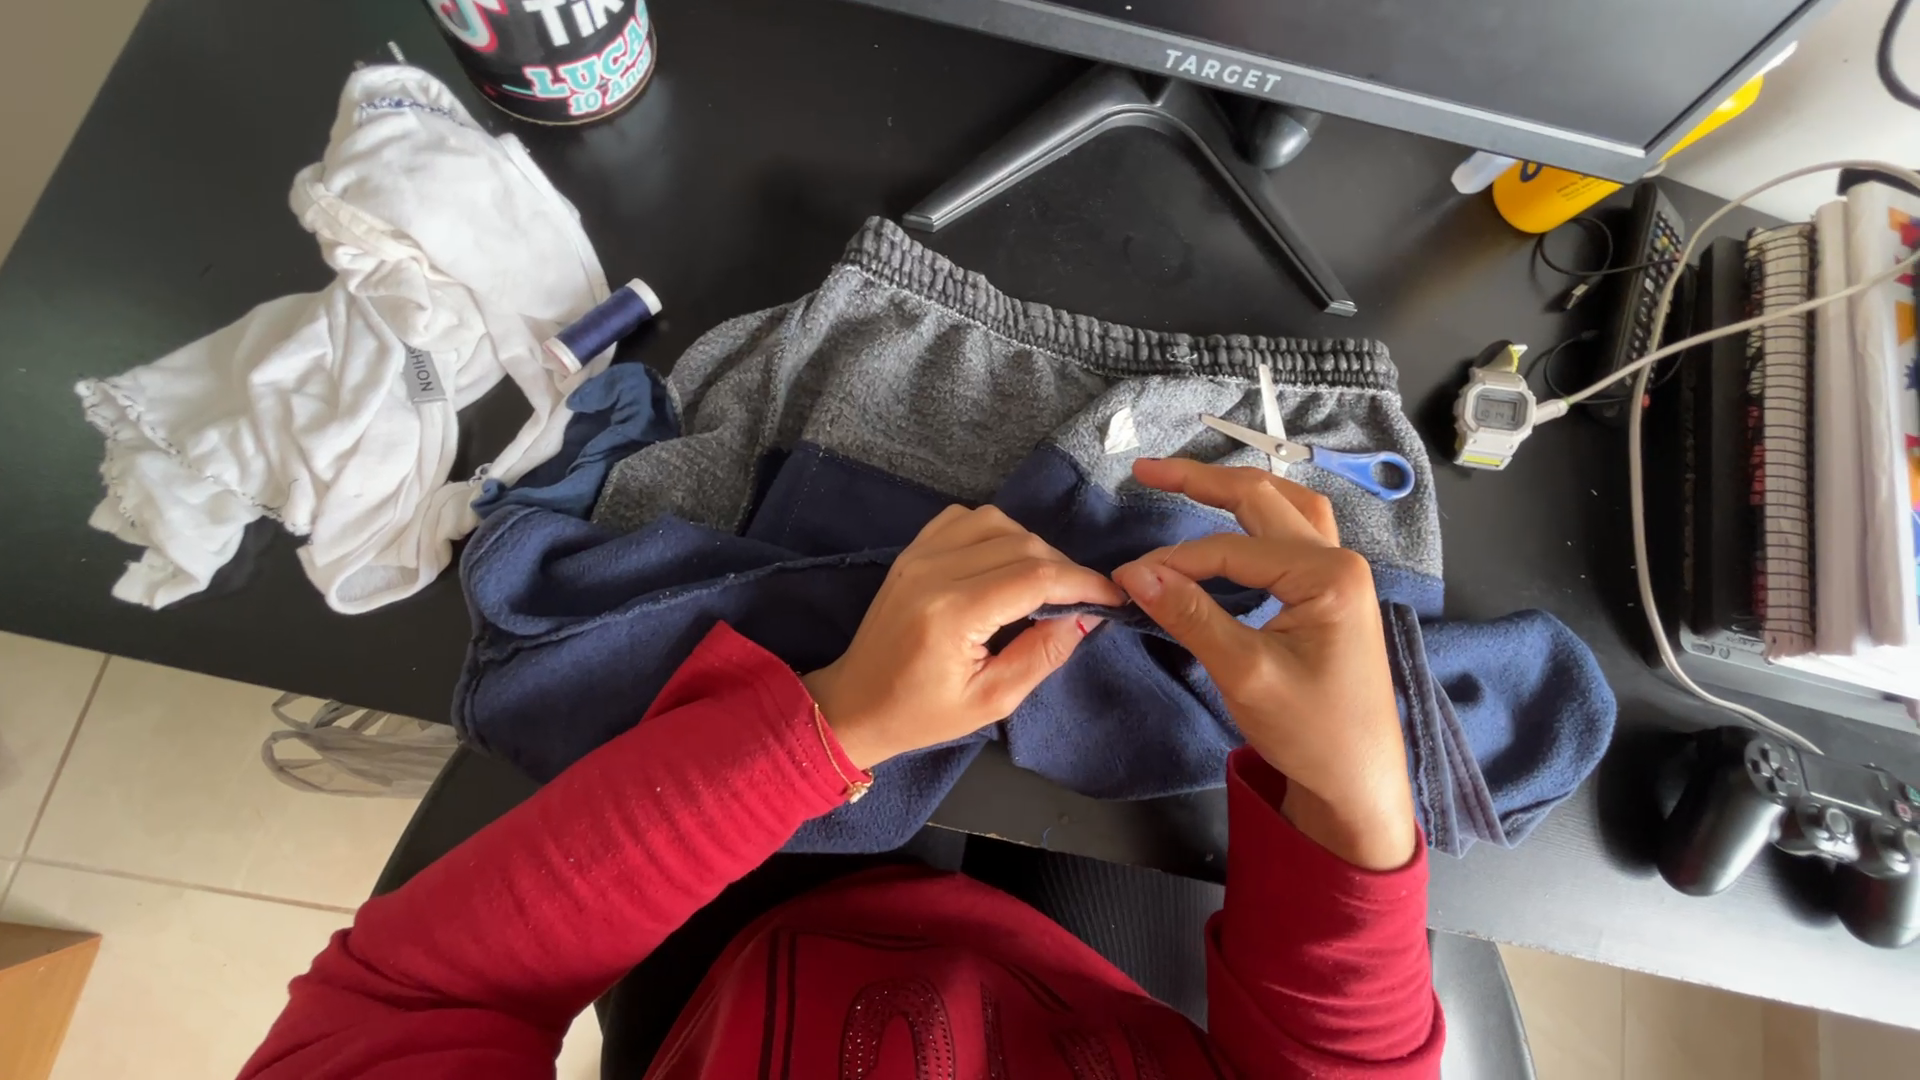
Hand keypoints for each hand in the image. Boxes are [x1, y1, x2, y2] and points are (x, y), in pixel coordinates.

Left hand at [804, 505, 1125, 771]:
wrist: (856, 702)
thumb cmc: (922, 713)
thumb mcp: (992, 701)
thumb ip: (1042, 654)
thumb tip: (1085, 616)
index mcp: (952, 614)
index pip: (1035, 577)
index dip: (1083, 583)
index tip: (1112, 597)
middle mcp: (933, 571)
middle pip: (1022, 544)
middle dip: (1063, 568)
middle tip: (1080, 599)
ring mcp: (918, 554)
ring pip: (997, 522)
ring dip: (1032, 546)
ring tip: (1044, 582)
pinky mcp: (911, 550)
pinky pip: (965, 518)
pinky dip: (996, 531)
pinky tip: (1004, 561)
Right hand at [1111, 458, 1416, 869]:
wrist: (1359, 782)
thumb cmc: (1311, 731)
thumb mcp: (1243, 673)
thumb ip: (1189, 614)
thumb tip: (1133, 572)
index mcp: (1326, 575)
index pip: (1231, 549)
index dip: (1173, 560)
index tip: (1125, 578)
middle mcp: (1338, 560)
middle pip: (1262, 498)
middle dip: (1201, 480)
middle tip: (1144, 469)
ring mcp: (1338, 574)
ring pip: (1283, 506)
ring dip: (1233, 489)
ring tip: (1184, 479)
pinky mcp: (1328, 592)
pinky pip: (1290, 533)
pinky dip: (1254, 517)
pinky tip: (1230, 520)